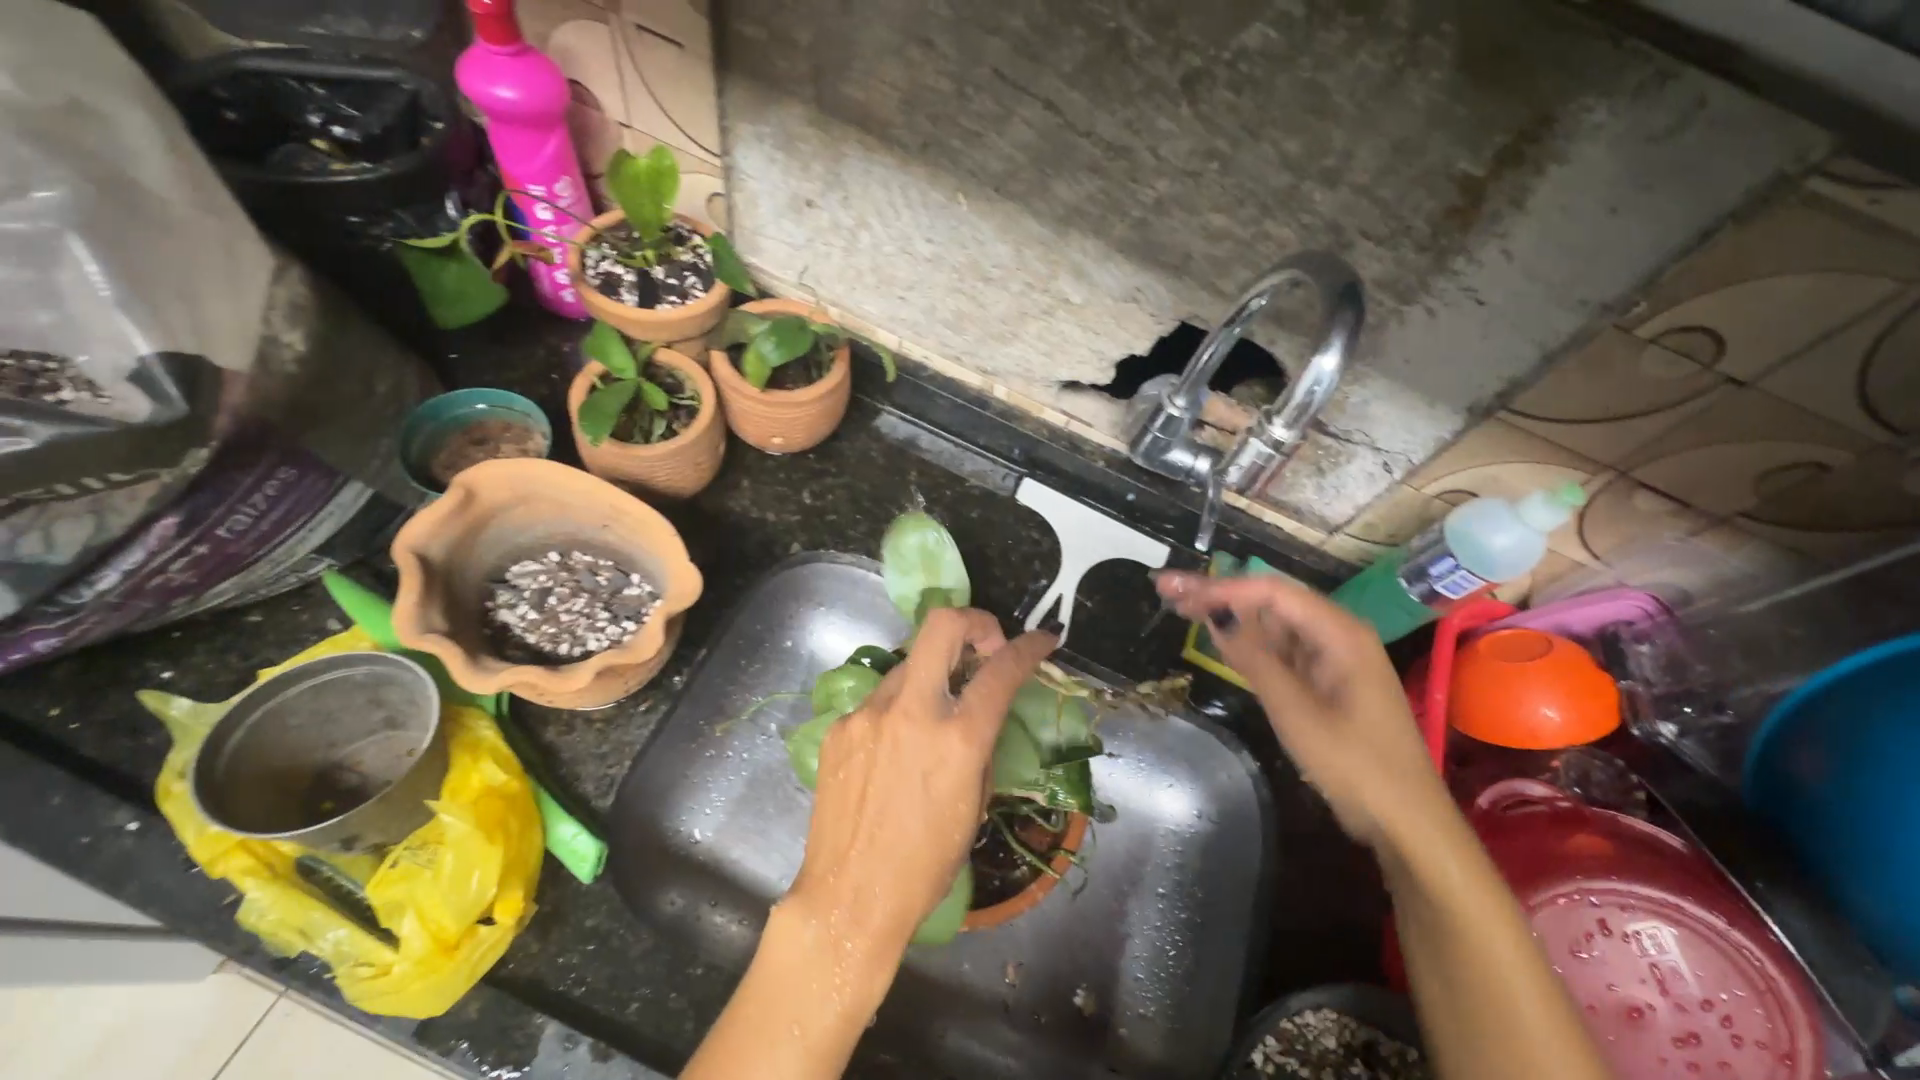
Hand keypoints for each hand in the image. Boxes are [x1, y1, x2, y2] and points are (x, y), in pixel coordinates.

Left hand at [783, 608, 1057, 957]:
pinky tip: (895, 750)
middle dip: (973, 621)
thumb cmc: (926, 864)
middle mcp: (910, 712)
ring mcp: (867, 715)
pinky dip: (897, 710)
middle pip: (942, 625)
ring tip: (934, 715)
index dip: (1029, 647)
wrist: (851, 895)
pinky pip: (878, 702)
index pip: (1001, 671)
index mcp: (956, 739)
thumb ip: (979, 746)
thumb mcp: (974, 804)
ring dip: (931, 675)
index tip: (1041, 639)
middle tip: (985, 644)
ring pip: (908, 665)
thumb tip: (979, 712)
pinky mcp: (839, 728)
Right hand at [1154, 571, 1447, 848]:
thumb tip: (1217, 616)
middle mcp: (1337, 636)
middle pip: (1271, 603)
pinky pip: (1281, 654)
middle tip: (1168, 590)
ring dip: (1231, 618)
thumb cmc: (1356, 765)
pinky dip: (1249, 647)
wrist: (1404, 819)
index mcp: (1341, 633)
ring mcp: (1331, 661)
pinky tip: (1219, 641)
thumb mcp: (1297, 712)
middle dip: (1220, 595)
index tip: (1178, 591)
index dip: (1222, 588)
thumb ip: (1256, 660)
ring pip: (1273, 627)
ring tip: (1181, 608)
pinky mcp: (1324, 685)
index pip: (1273, 593)